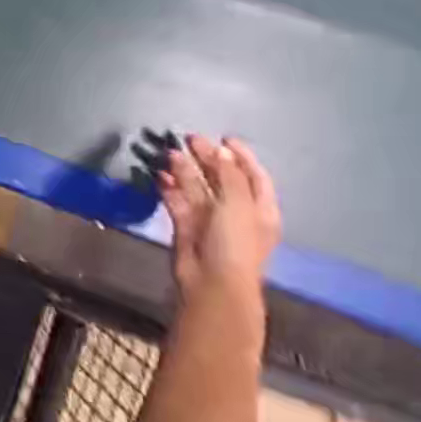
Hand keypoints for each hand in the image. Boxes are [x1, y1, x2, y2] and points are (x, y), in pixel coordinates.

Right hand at [156, 134, 279, 299]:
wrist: (213, 284)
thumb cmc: (235, 242)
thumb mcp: (238, 203)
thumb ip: (229, 173)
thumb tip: (220, 149)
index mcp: (259, 207)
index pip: (253, 175)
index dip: (240, 155)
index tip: (222, 137)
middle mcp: (236, 211)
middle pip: (222, 178)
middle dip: (207, 158)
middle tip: (188, 140)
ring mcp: (210, 220)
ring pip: (197, 188)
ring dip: (184, 171)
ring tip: (169, 153)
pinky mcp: (186, 227)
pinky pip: (178, 202)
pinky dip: (170, 188)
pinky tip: (161, 175)